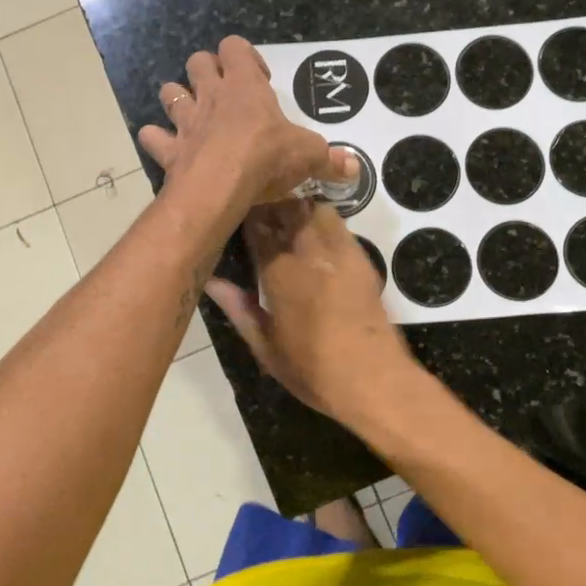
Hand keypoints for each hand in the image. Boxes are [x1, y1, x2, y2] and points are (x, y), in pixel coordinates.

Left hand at [138, 36, 358, 206]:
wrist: (220, 187)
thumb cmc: (267, 159)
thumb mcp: (308, 156)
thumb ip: (330, 159)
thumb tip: (354, 167)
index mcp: (245, 85)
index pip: (235, 46)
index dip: (245, 57)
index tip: (260, 81)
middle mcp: (211, 95)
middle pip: (198, 62)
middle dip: (207, 71)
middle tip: (226, 94)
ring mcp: (186, 121)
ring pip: (170, 92)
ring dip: (178, 99)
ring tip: (193, 115)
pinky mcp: (169, 149)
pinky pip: (153, 136)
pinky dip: (156, 139)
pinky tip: (165, 146)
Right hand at [204, 200, 425, 426]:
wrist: (374, 378)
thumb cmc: (313, 371)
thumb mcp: (266, 348)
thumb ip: (238, 309)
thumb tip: (211, 282)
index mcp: (280, 273)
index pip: (257, 228)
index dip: (245, 218)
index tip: (234, 218)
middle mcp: (309, 252)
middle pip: (286, 210)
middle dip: (269, 207)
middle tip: (257, 216)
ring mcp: (340, 251)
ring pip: (314, 210)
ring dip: (297, 208)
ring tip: (284, 221)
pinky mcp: (362, 258)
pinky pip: (338, 224)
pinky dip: (322, 219)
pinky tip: (314, 235)